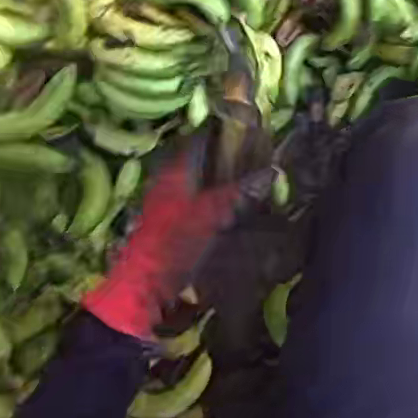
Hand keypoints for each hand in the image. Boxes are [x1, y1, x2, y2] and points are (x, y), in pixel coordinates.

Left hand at [82, 134, 267, 340]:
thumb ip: (241, 191)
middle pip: (204, 159)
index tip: (252, 129)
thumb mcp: (212, 214)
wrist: (144, 288)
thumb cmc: (174, 243)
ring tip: (256, 180)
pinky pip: (202, 201)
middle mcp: (170, 180)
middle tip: (261, 156)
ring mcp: (170, 202)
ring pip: (204, 181)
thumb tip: (273, 171)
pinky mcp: (174, 223)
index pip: (201, 137)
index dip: (225, 131)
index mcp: (175, 169)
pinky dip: (220, 200)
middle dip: (231, 157)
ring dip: (226, 180)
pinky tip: (239, 207)